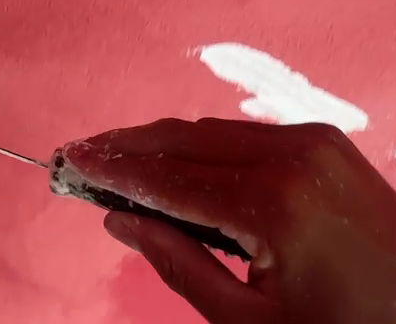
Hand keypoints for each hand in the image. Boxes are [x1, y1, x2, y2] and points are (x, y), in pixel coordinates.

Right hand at [58, 119, 395, 323]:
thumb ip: (178, 264)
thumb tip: (117, 219)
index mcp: (274, 203)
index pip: (166, 178)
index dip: (111, 170)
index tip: (66, 163)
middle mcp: (291, 152)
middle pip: (181, 139)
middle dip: (127, 148)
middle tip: (78, 156)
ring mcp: (314, 140)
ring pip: (209, 132)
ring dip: (161, 146)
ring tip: (117, 162)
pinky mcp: (329, 142)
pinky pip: (244, 137)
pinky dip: (202, 149)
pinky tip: (179, 168)